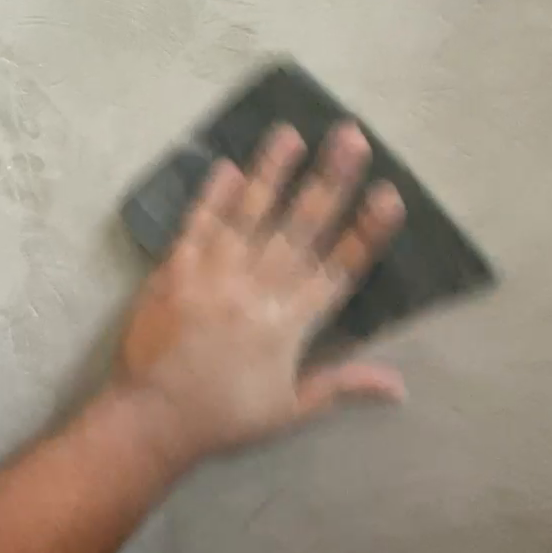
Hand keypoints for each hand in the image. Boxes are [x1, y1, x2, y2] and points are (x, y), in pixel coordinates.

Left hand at [113, 121, 406, 461]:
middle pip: (298, 228)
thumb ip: (340, 386)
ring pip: (247, 216)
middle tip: (349, 136)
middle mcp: (255, 291)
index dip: (365, 232)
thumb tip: (400, 385)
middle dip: (328, 180)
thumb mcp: (288, 411)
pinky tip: (226, 167)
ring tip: (289, 134)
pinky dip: (210, 198)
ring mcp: (211, 277)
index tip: (390, 195)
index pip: (337, 268)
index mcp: (288, 325)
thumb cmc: (221, 418)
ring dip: (270, 173)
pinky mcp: (172, 274)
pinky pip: (195, 228)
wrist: (151, 418)